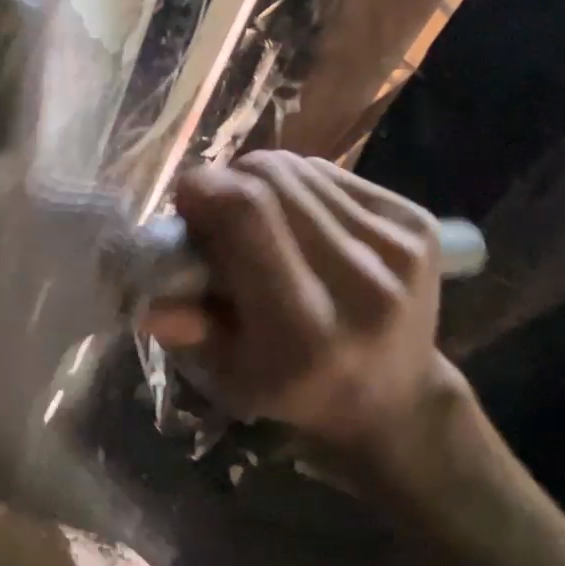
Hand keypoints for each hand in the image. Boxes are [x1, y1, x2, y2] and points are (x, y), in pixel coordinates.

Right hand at [145, 152, 468, 473]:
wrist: (397, 398)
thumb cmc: (296, 388)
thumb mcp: (229, 374)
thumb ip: (187, 325)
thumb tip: (145, 285)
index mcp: (304, 330)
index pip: (247, 213)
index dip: (203, 189)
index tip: (185, 205)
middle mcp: (359, 283)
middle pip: (270, 177)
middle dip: (227, 181)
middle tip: (216, 213)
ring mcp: (396, 249)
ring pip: (299, 167)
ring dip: (263, 181)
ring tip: (259, 219)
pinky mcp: (420, 224)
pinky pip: (331, 172)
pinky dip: (300, 185)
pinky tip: (300, 220)